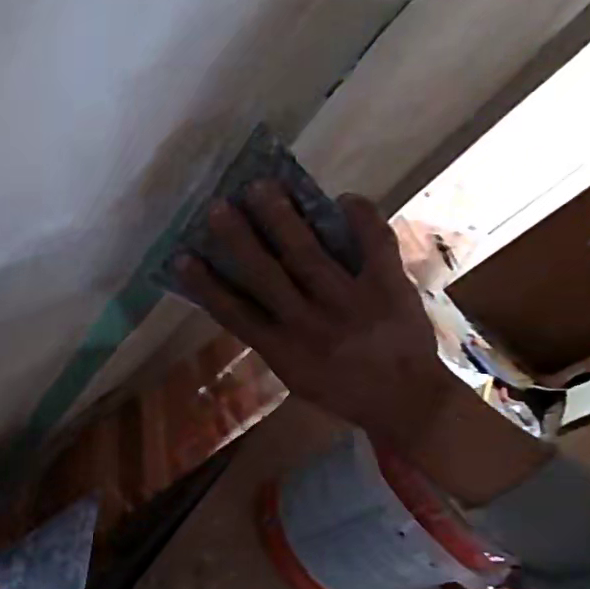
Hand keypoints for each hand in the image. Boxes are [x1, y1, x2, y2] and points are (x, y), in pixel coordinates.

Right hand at [176, 183, 549, 505]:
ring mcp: (349, 303)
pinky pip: (373, 243)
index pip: (235, 313)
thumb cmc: (342, 391)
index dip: (207, 285)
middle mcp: (309, 324)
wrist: (406, 401)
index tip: (184, 257)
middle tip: (219, 206)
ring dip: (283, 218)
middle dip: (239, 239)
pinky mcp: (388, 287)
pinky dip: (360, 217)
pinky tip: (344, 199)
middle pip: (266, 275)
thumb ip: (273, 341)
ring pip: (309, 253)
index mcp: (283, 350)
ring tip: (262, 187)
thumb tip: (246, 300)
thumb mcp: (297, 377)